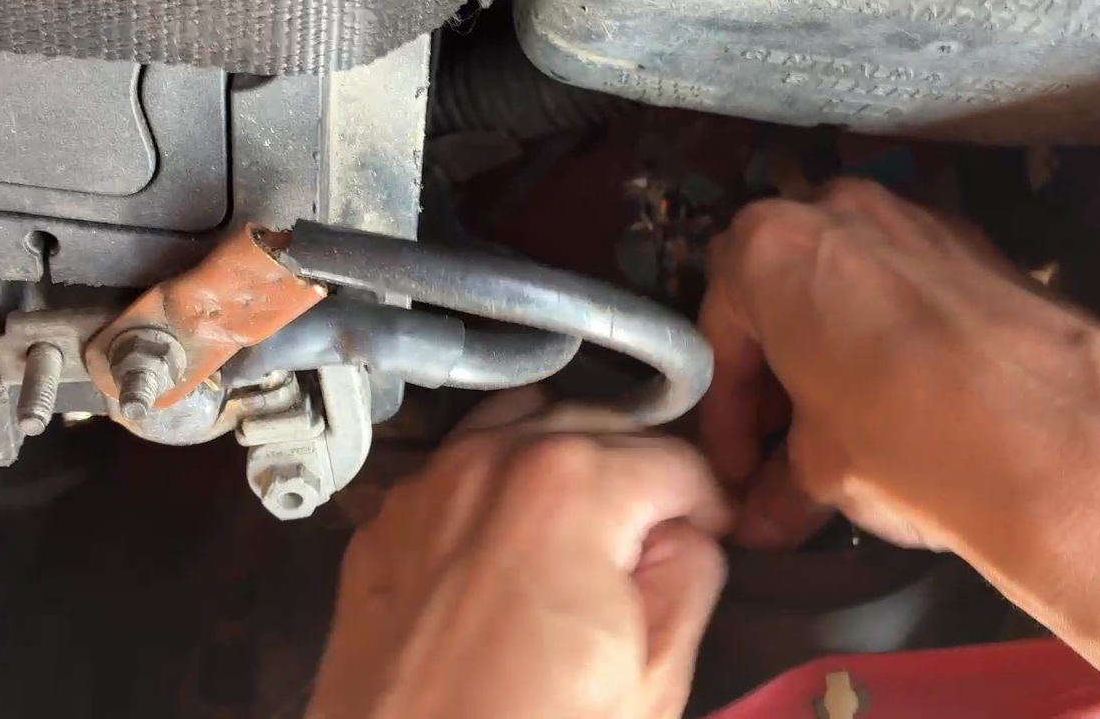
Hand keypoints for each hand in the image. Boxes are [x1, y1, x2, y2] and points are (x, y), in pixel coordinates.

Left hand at [309, 398, 729, 718]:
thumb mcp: (651, 678)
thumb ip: (689, 576)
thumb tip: (680, 532)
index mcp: (573, 488)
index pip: (673, 459)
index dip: (705, 500)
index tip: (708, 530)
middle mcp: (496, 458)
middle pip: (600, 425)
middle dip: (640, 471)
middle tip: (652, 532)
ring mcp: (433, 480)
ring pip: (525, 419)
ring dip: (568, 453)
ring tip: (584, 516)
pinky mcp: (391, 515)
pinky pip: (462, 461)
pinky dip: (500, 475)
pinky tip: (509, 532)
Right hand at [699, 176, 1099, 555]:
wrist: (1074, 444)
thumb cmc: (902, 438)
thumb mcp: (820, 468)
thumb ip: (777, 483)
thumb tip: (757, 521)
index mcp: (764, 247)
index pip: (720, 332)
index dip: (725, 409)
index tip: (736, 464)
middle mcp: (827, 208)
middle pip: (776, 291)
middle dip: (774, 365)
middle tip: (785, 435)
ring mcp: (905, 213)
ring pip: (838, 277)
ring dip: (827, 339)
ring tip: (848, 410)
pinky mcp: (971, 238)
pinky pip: (900, 277)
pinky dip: (886, 323)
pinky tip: (909, 385)